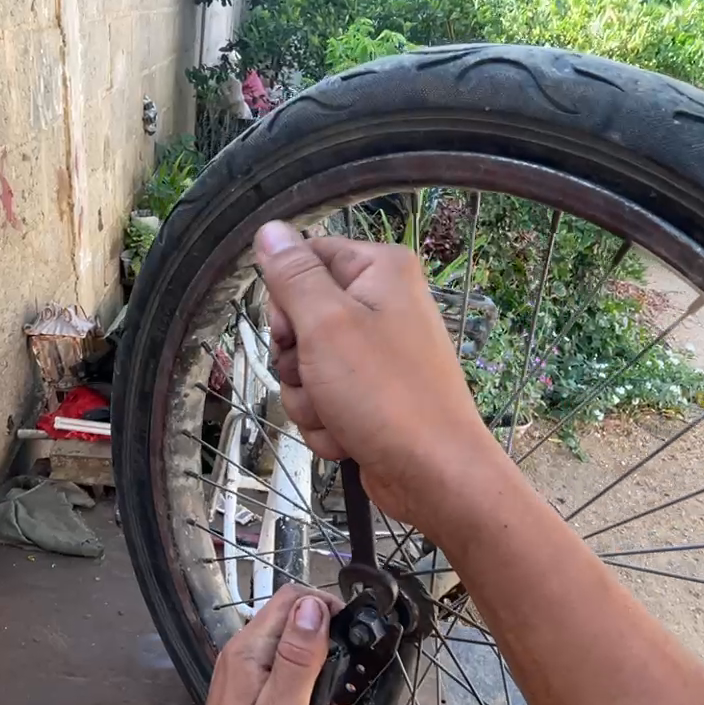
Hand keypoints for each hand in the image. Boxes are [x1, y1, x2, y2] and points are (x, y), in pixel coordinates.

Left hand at [178, 585, 339, 704]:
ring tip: (334, 703)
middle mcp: (243, 653)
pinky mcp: (251, 692)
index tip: (352, 644)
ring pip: (294, 645)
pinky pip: (287, 670)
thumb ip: (299, 658)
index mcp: (248, 651)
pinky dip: (309, 683)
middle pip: (294, 619)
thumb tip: (313, 605)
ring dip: (322, 665)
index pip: (293, 600)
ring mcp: (245, 673)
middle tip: (345, 681)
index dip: (327, 610)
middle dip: (328, 640)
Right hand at [254, 222, 509, 534]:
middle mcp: (381, 307)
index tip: (290, 332)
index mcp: (379, 271)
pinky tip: (350, 438)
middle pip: (299, 321)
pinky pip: (324, 404)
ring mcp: (376, 358)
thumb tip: (270, 230)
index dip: (284, 300)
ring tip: (340, 416)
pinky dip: (328, 426)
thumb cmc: (385, 395)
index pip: (304, 260)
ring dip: (309, 401)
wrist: (433, 474)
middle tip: (319, 379)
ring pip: (305, 371)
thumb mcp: (327, 325)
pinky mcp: (371, 399)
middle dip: (296, 363)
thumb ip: (293, 276)